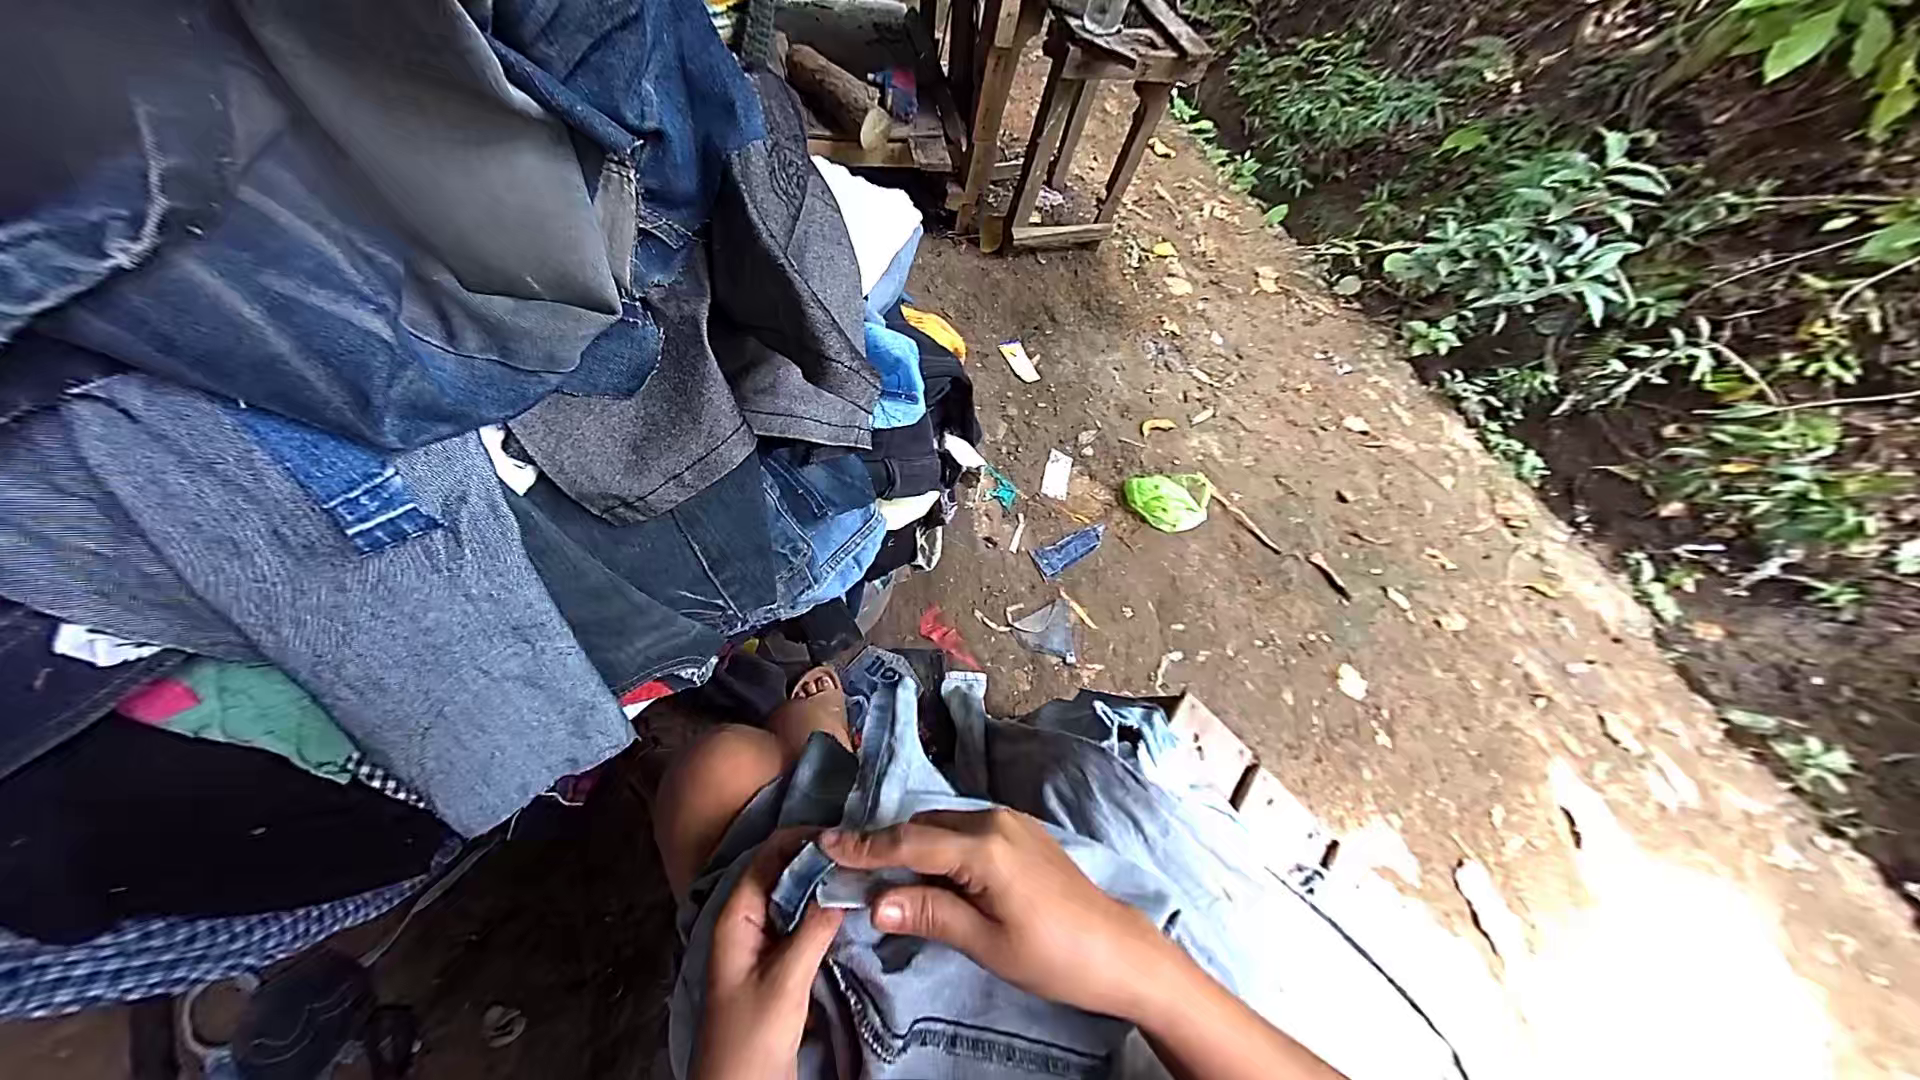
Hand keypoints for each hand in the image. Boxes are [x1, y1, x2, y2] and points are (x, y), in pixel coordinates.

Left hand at [694, 829, 844, 1079]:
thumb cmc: (752, 1038)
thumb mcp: (786, 980)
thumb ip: (815, 927)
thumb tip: (846, 881)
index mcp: (736, 914)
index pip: (771, 854)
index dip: (805, 838)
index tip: (847, 837)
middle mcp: (746, 917)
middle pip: (783, 867)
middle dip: (818, 856)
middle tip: (860, 852)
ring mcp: (760, 937)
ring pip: (793, 891)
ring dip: (822, 879)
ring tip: (859, 871)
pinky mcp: (775, 956)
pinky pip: (799, 915)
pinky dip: (821, 904)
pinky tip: (847, 903)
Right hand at [819, 809, 1179, 1020]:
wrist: (1117, 948)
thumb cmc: (1052, 955)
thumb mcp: (987, 943)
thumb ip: (931, 913)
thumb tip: (876, 900)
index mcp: (984, 846)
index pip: (911, 841)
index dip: (865, 846)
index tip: (826, 843)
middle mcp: (994, 819)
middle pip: (925, 826)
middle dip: (886, 845)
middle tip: (848, 867)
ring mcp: (1010, 821)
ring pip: (945, 825)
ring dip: (914, 845)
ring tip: (884, 872)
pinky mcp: (1020, 830)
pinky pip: (966, 829)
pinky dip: (941, 845)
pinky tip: (933, 869)